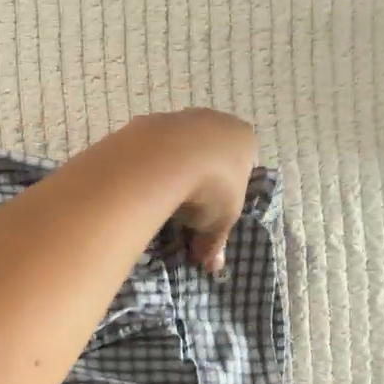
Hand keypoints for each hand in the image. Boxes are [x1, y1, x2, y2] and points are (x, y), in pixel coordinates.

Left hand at [129, 109, 257, 272]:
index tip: (214, 210)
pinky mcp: (147, 122)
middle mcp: (214, 120)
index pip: (243, 163)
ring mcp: (179, 117)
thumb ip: (215, 242)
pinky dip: (147, 167)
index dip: (229, 189)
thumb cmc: (208, 189)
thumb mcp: (217, 223)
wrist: (163, 158)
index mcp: (243, 140)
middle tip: (186, 207)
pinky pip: (149, 150)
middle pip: (209, 152)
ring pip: (177, 148)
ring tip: (160, 199)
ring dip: (171, 170)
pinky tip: (140, 187)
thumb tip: (213, 266)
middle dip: (199, 177)